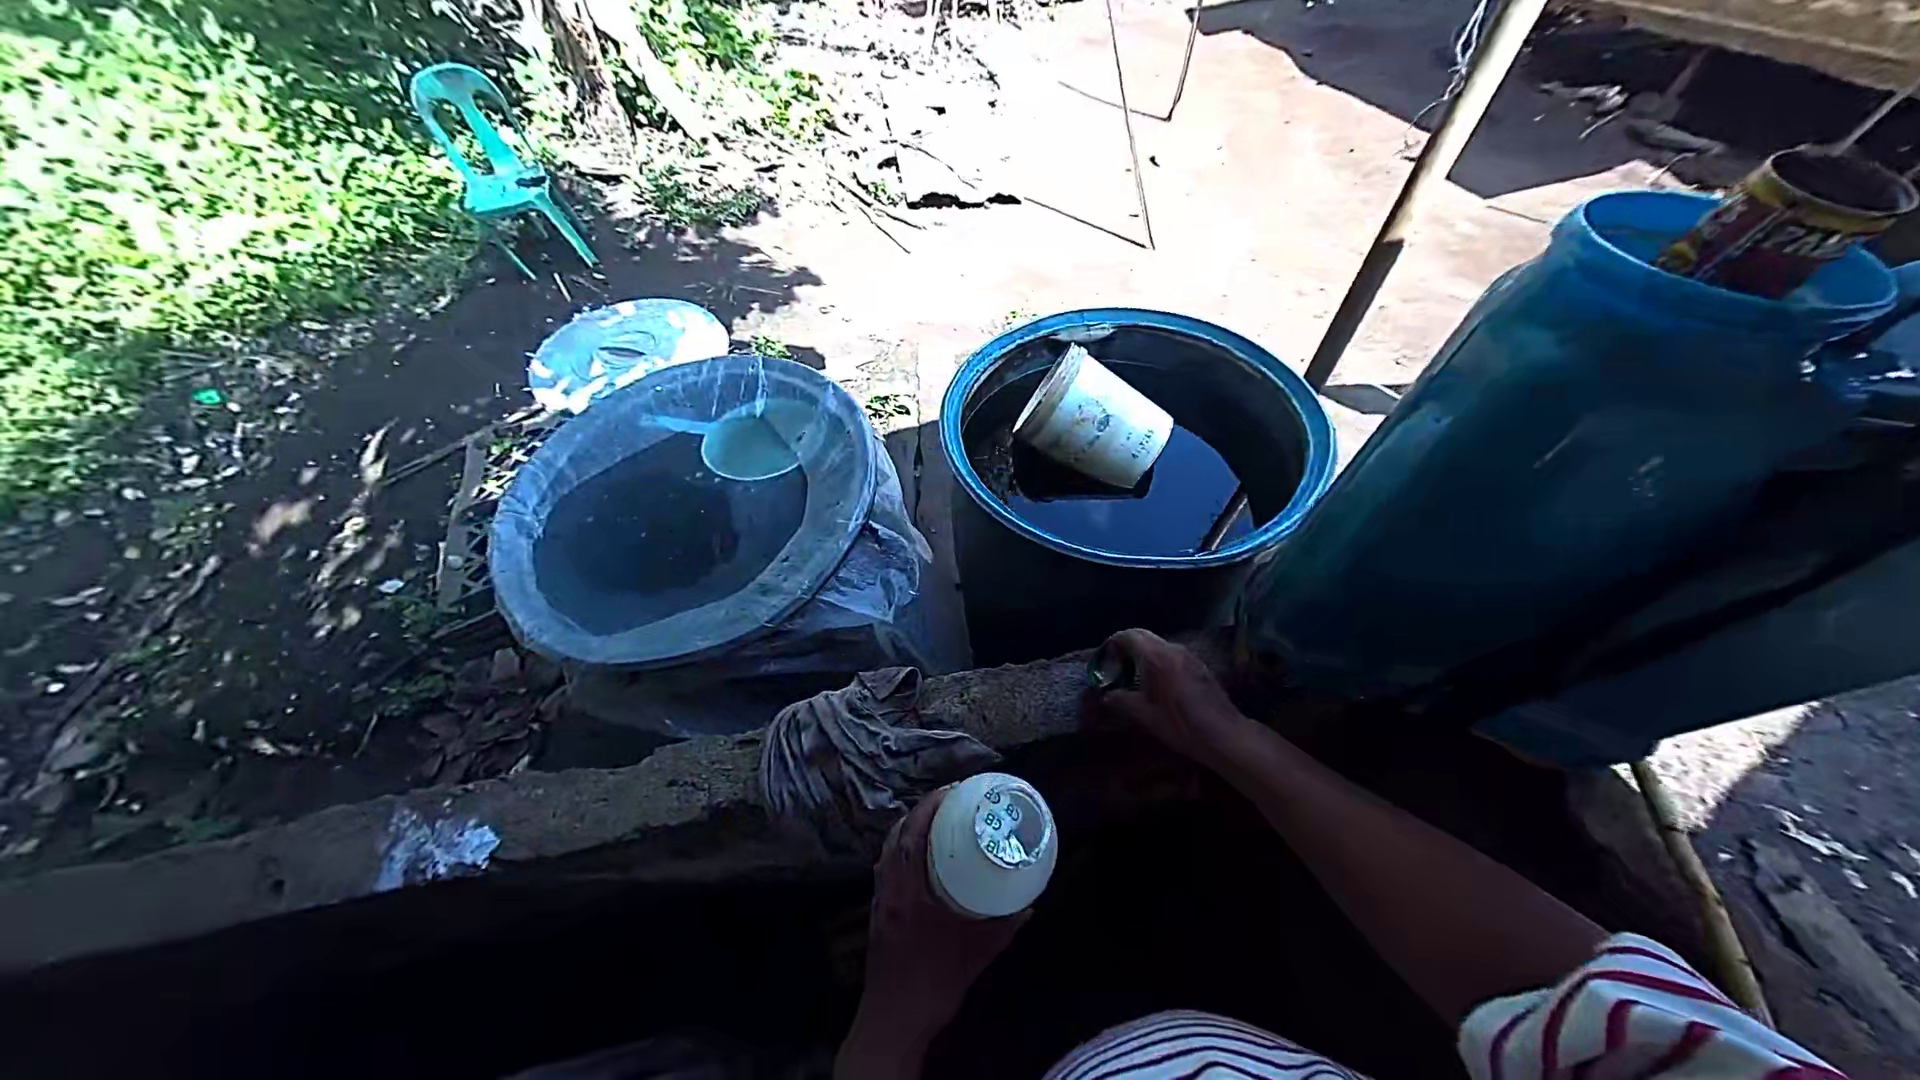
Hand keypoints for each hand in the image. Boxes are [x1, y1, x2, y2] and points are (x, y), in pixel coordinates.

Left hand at [836, 788, 1029, 1079]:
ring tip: (930, 815)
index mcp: (911, 896)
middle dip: (918, 810)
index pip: (912, 838)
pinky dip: (896, 848)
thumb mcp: (976, 956)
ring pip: (886, 849)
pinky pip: (883, 866)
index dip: (928, 808)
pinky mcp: (875, 911)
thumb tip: (1028, 905)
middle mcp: (890, 891)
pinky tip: (913, 849)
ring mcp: (879, 900)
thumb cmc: (935, 986)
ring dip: (905, 827)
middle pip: (896, 836)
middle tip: (944, 797)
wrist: (894, 1021)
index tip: (949, 791)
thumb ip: (1002, 928)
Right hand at [1085, 629, 1251, 765]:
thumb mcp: (1144, 715)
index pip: (1128, 635)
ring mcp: (1188, 655)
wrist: (1224, 735)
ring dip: (1142, 654)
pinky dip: (1157, 660)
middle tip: (1115, 666)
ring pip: (1158, 644)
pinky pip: (1171, 654)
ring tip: (1132, 675)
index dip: (1112, 643)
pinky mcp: (1198, 665)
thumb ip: (1120, 700)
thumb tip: (1105, 695)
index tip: (1103, 658)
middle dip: (1126, 647)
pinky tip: (1155, 682)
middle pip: (1143, 636)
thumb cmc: (1181, 724)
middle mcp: (1172, 649)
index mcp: (1156, 657)